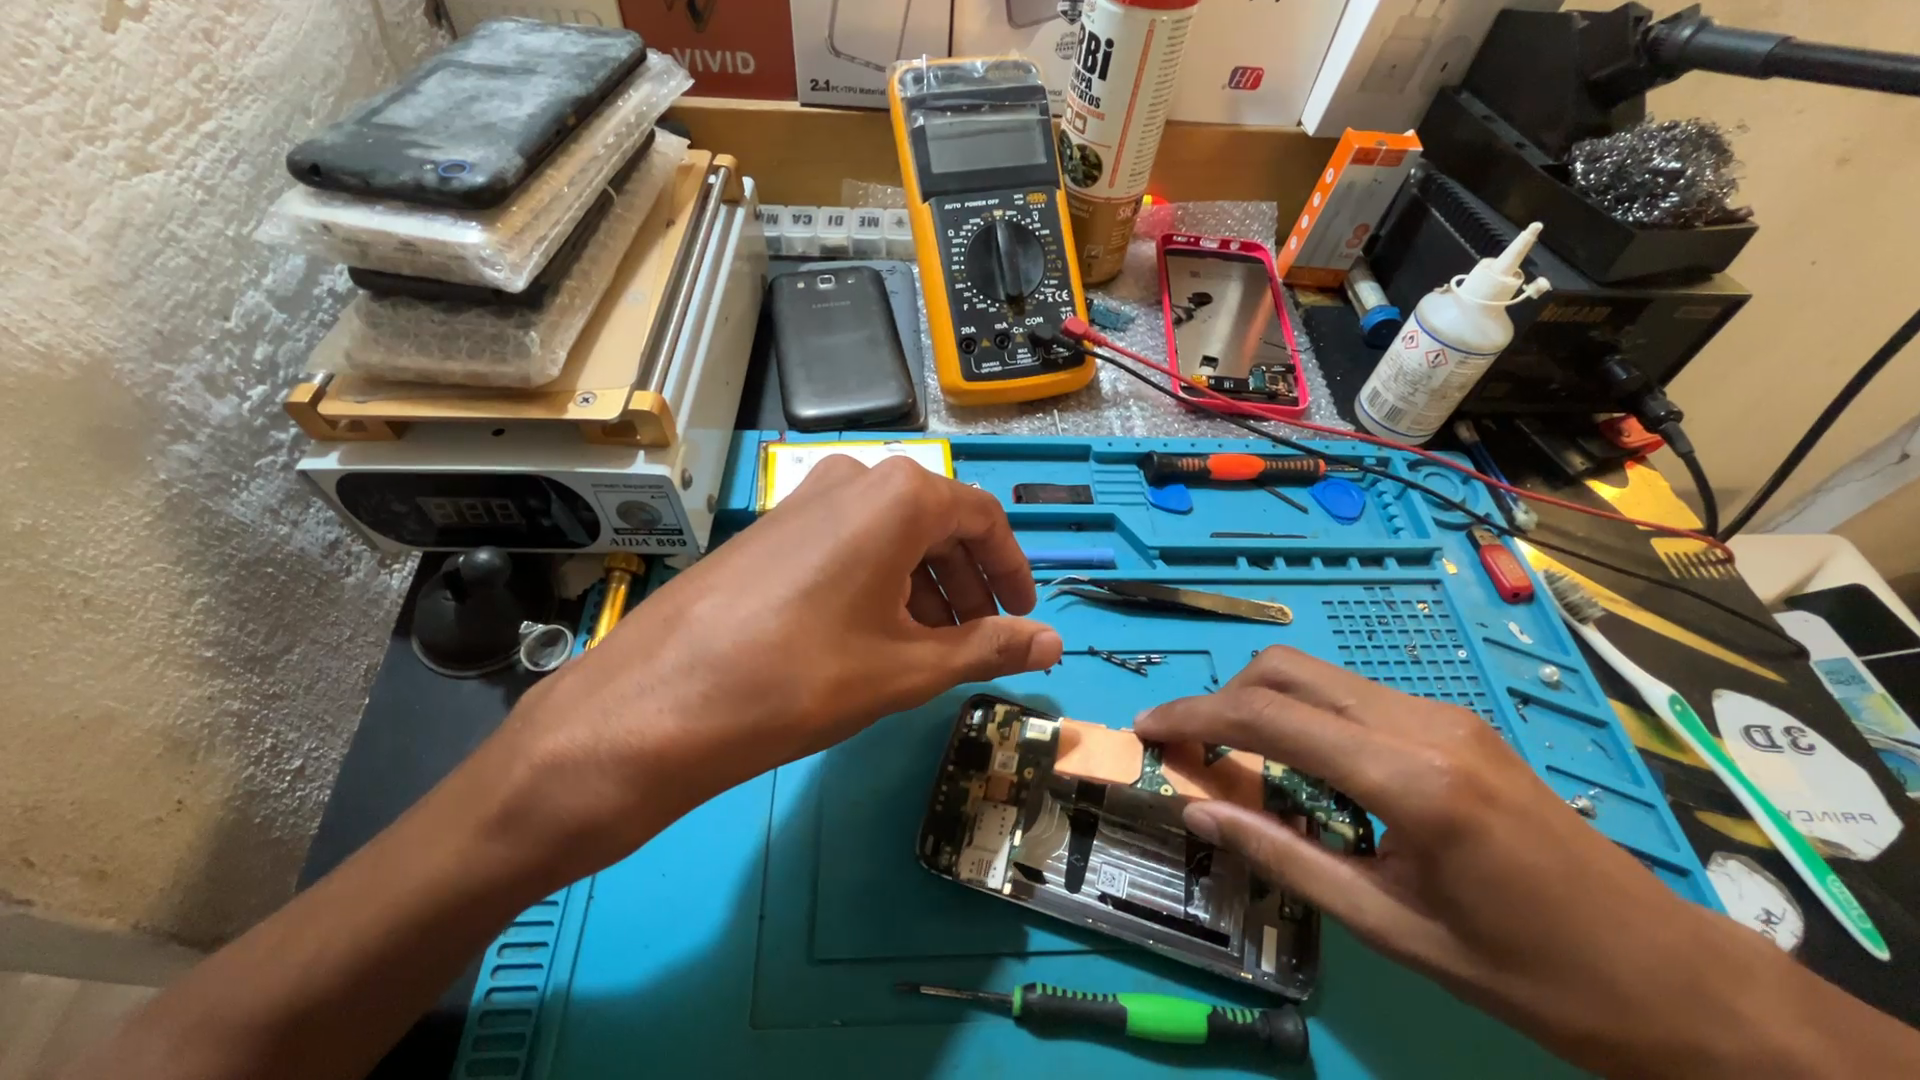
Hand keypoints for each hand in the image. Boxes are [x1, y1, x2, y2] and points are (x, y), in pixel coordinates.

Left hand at [494, 456, 1063, 879]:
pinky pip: (845, 544)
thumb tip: (1053, 643)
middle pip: (935, 523)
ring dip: (923, 587)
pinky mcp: (768, 529)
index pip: (982, 518)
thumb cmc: (802, 678)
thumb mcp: (908, 668)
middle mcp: (851, 479)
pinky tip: (870, 636)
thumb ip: (988, 648)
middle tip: (980, 641)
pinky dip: (877, 583)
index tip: (1023, 616)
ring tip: (929, 649)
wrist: (659, 702)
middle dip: (967, 584)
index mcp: (898, 496)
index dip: (1011, 569)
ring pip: (888, 535)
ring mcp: (802, 500)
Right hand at [1135, 647, 1912, 1077]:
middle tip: (1188, 750)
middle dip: (1223, 698)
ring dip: (1263, 704)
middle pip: (1289, 670)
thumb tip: (1199, 811)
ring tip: (1235, 760)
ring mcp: (1447, 716)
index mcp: (1409, 779)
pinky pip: (1356, 697)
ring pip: (1321, 675)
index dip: (1194, 717)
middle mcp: (1424, 723)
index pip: (1268, 716)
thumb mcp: (1389, 928)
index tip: (1146, 731)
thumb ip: (1283, 858)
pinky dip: (1306, 715)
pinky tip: (1300, 765)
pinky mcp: (1459, 724)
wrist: (1661, 974)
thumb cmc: (1521, 971)